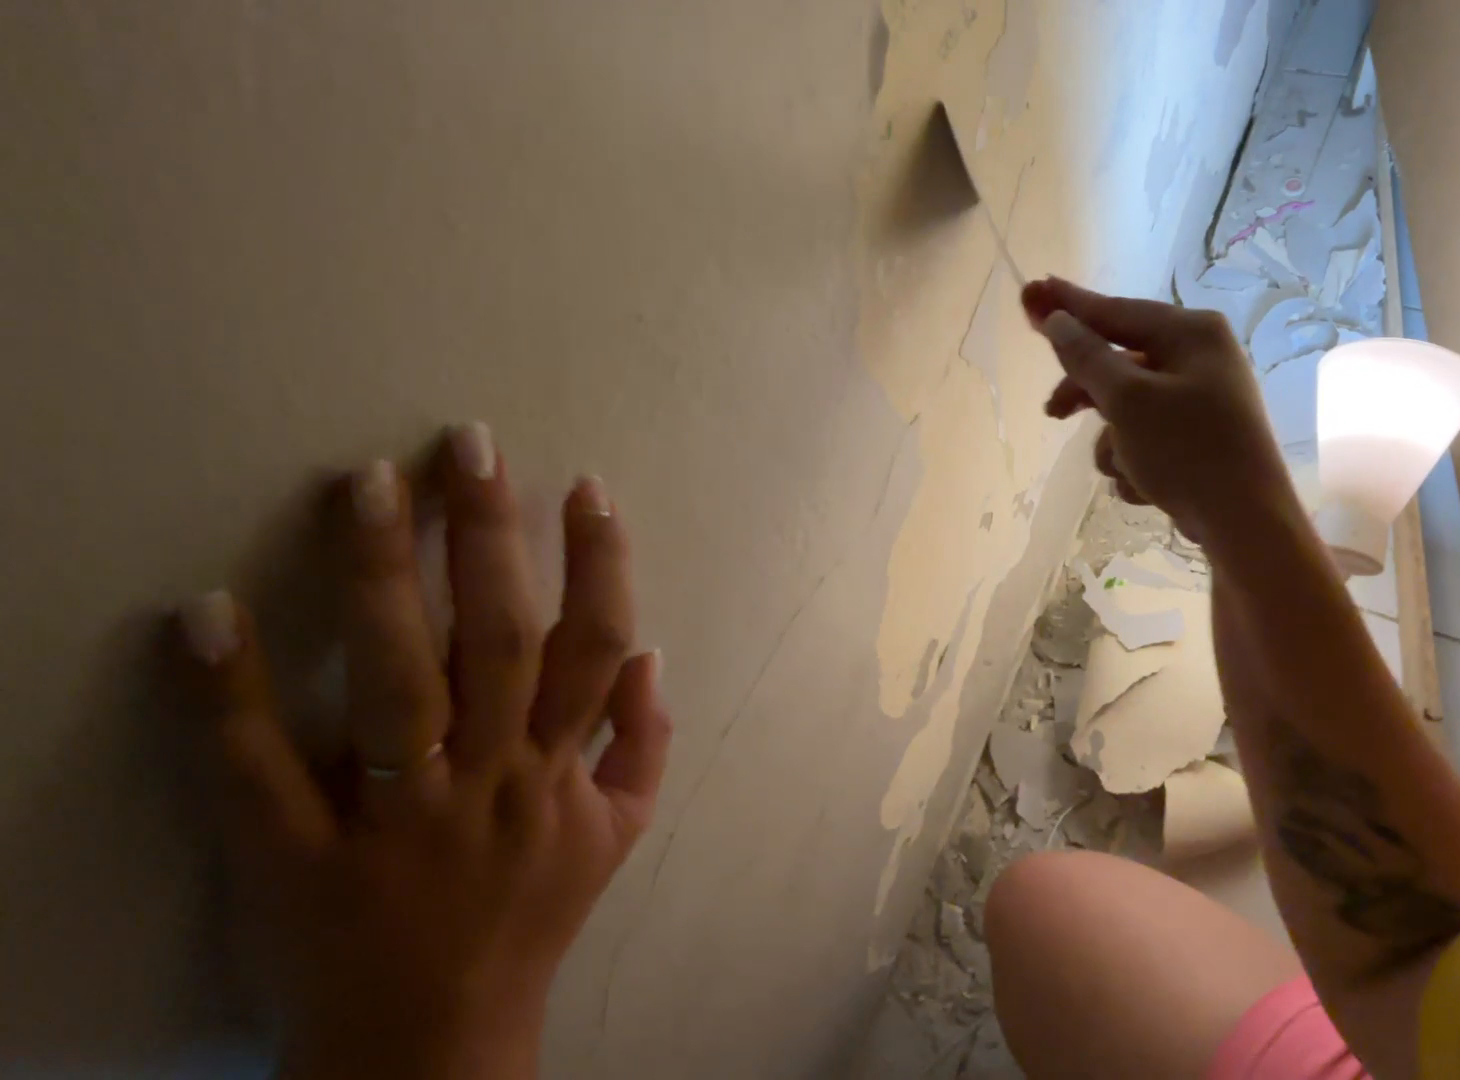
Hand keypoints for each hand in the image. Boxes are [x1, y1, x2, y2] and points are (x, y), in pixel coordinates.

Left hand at [177, 423, 670, 1079]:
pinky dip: (229, 696)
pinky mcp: (296, 859)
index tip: (583, 487)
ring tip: (365, 485)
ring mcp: (396, 816)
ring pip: (394, 685)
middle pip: (495, 642)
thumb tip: (653, 652)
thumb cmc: (535, 914)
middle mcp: (491, 778)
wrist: (440, 1037)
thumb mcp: (620, 832)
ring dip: (378, 580)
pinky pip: (261, 774)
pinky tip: (205, 615)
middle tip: (466, 444)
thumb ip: (645, 742)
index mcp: (561, 771)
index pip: (591, 648)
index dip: (598, 562)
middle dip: (488, 537)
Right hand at [1022, 277, 1290, 540]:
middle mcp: (1199, 357)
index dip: (1066, 306)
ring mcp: (1201, 400)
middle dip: (1088, 397)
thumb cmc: (1186, 451)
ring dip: (1114, 443)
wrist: (1243, 523)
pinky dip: (1137, 462)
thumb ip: (1086, 357)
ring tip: (1124, 469)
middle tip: (1052, 413)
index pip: (1114, 311)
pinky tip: (1145, 488)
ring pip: (1127, 408)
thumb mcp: (1126, 400)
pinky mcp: (1198, 439)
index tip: (1027, 294)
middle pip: (1118, 363)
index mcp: (1190, 333)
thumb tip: (1056, 319)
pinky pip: (1146, 438)